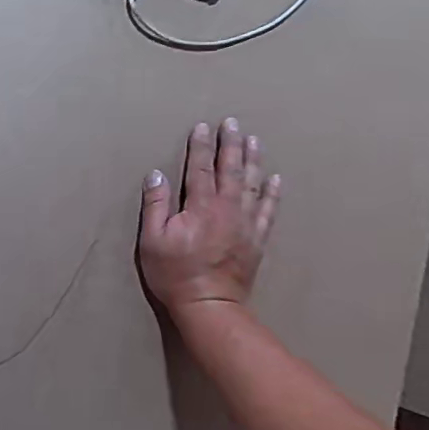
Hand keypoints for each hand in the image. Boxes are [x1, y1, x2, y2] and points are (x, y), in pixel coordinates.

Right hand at [139, 117, 280, 316]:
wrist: (210, 306)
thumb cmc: (175, 275)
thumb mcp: (153, 241)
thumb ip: (155, 206)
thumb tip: (156, 175)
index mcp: (200, 206)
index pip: (200, 168)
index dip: (200, 146)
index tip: (202, 127)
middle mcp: (226, 208)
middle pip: (230, 168)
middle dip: (230, 144)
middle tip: (232, 123)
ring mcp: (245, 223)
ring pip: (252, 183)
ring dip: (253, 160)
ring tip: (254, 140)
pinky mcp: (257, 239)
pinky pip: (268, 210)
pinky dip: (273, 193)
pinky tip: (276, 179)